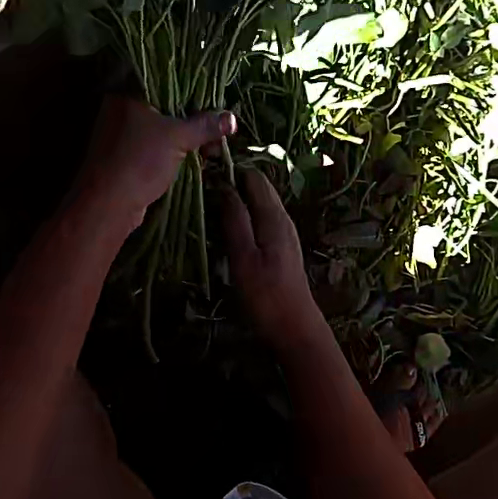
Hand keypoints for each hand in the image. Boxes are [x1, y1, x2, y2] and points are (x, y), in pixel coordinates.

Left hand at [71, 96, 235, 231]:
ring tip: (211, 151)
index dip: (195, 94)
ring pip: (162, 131)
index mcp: (128, 94)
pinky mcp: (125, 157)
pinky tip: (194, 161)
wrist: (107, 204)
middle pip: (167, 109)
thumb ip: (205, 126)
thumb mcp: (178, 138)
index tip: (217, 106)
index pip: (167, 83)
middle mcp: (121, 110)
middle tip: (218, 137)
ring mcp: (121, 135)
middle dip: (195, 123)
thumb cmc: (140, 161)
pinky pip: (155, 148)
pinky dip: (173, 153)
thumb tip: (232, 118)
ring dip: (186, 141)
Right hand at [220, 169, 328, 353]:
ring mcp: (284, 232)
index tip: (205, 174)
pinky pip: (261, 219)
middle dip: (233, 183)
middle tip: (203, 190)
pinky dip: (245, 216)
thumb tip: (224, 186)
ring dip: (238, 200)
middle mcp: (283, 218)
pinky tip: (228, 227)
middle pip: (258, 187)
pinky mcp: (282, 246)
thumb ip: (235, 220)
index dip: (231, 171)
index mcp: (274, 216)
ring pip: (259, 203)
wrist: (294, 327)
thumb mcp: (243, 257)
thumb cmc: (266, 295)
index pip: (254, 177)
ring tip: (210, 205)